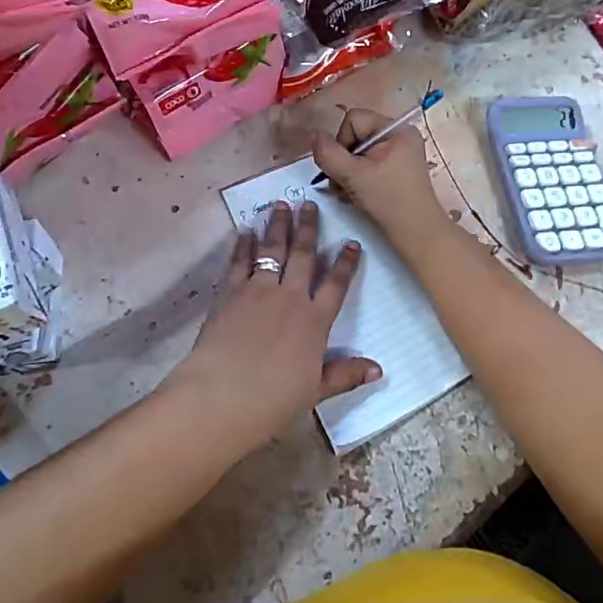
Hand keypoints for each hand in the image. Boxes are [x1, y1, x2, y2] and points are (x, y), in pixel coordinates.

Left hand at [165, 202, 378, 447]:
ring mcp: (259, 291)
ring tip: (281, 205)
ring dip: (278, 226)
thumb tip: (379, 369)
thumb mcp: (316, 390)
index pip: (335, 284)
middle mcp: (290, 297)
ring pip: (272, 250)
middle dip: (308, 228)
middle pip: (303, 255)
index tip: (350, 243)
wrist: (224, 395)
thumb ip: (345, 374)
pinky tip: (246, 231)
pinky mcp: (231, 292)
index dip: (345, 263)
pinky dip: (244, 244)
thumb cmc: (273, 399)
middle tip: (310, 204)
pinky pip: (240, 261)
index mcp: (315, 321)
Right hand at [311, 108, 442, 239]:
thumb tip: (314, 135)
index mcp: (396, 129)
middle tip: (341, 184)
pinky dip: (358, 176)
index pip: (354, 119)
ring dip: (348, 171)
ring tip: (347, 192)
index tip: (345, 168)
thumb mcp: (352, 175)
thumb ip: (328, 154)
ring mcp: (401, 152)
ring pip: (360, 151)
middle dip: (344, 159)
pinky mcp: (398, 169)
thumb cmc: (388, 200)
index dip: (341, 142)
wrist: (418, 234)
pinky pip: (369, 163)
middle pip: (356, 134)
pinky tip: (356, 194)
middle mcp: (401, 135)